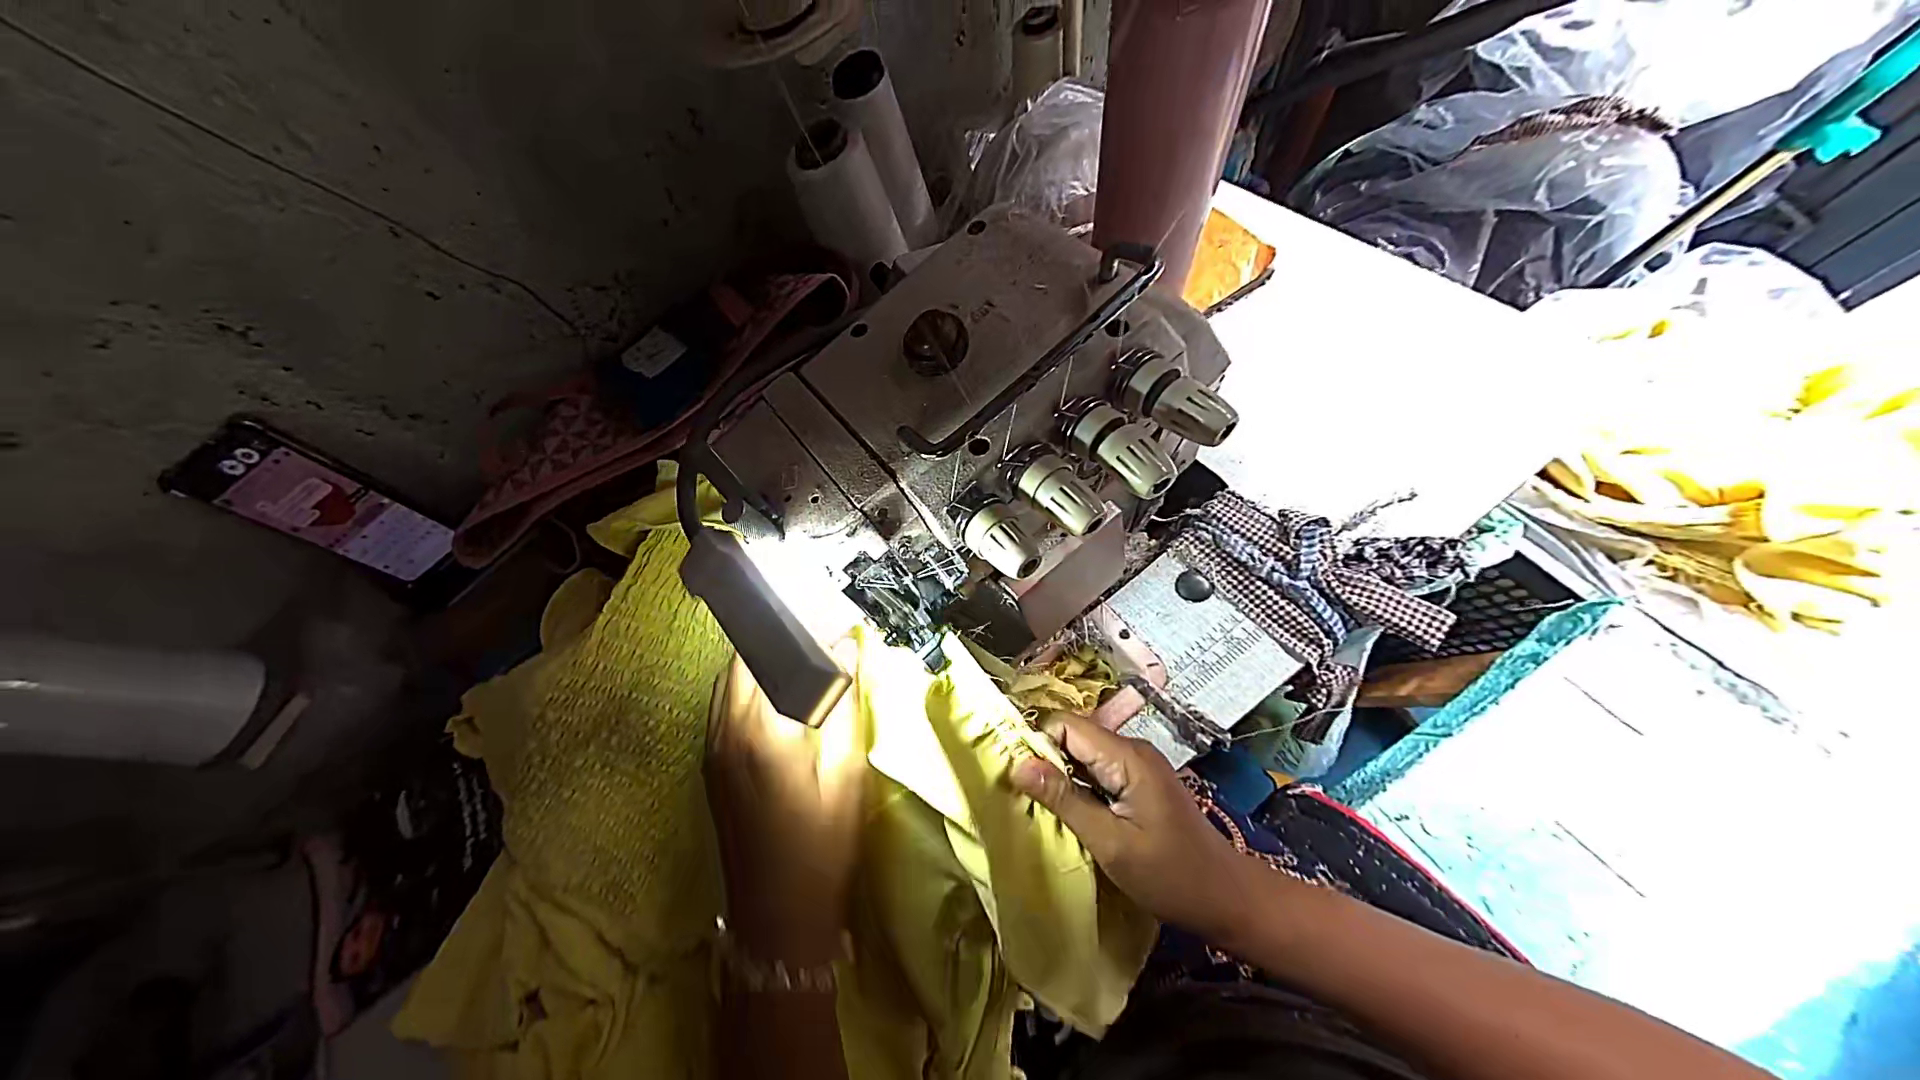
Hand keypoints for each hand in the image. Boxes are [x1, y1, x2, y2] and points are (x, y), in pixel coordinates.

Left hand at [704, 642, 866, 964]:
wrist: (777, 918)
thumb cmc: (823, 846)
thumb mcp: (847, 774)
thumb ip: (845, 704)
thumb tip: (848, 649)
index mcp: (761, 729)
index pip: (770, 653)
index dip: (799, 630)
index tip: (830, 620)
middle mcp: (725, 731)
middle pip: (742, 660)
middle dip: (778, 642)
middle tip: (820, 639)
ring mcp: (710, 749)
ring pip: (728, 681)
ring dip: (761, 663)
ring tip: (803, 662)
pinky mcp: (709, 766)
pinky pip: (723, 706)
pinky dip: (748, 688)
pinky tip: (780, 699)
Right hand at [1010, 713, 1257, 940]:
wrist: (1228, 898)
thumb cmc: (1170, 875)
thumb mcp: (1110, 843)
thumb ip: (1064, 800)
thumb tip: (1018, 764)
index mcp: (1127, 756)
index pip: (1066, 725)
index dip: (1037, 743)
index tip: (1016, 776)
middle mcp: (1132, 750)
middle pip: (1074, 736)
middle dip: (1045, 759)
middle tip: (1023, 795)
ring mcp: (1137, 765)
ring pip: (1083, 754)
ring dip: (1060, 775)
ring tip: (1041, 806)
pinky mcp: (1139, 782)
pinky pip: (1097, 770)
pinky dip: (1078, 786)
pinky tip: (1069, 812)